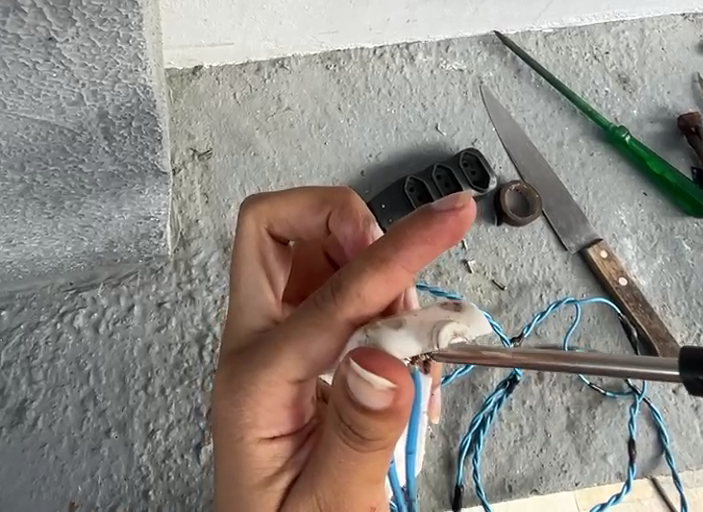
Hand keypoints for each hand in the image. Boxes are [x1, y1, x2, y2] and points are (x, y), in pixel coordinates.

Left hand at [213, 186, 476, 511]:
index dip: (394, 255)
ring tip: (409, 320)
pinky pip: (331, 279)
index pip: (330, 297)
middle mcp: (254, 338)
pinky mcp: (297, 339)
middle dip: (337, 219)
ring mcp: (272, 333)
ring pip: (305, 244)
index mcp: (255, 378)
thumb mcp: (330, 508)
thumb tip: (385, 361)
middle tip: (395, 261)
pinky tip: (404, 338)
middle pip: (271, 228)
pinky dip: (373, 285)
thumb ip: (358, 438)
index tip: (448, 220)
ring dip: (363, 254)